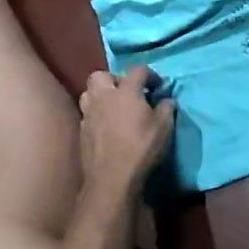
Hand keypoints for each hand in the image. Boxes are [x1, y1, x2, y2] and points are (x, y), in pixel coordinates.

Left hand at [79, 66, 175, 194]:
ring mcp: (89, 114)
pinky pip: (87, 113)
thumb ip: (167, 108)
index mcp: (125, 92)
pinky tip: (108, 126)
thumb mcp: (164, 127)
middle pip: (101, 75)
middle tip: (129, 93)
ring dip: (101, 95)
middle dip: (115, 79)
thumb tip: (166, 100)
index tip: (159, 86)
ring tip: (115, 107)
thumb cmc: (142, 147)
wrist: (112, 177)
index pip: (137, 70)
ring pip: (88, 93)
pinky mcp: (82, 131)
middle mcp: (103, 97)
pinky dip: (97, 114)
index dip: (150, 74)